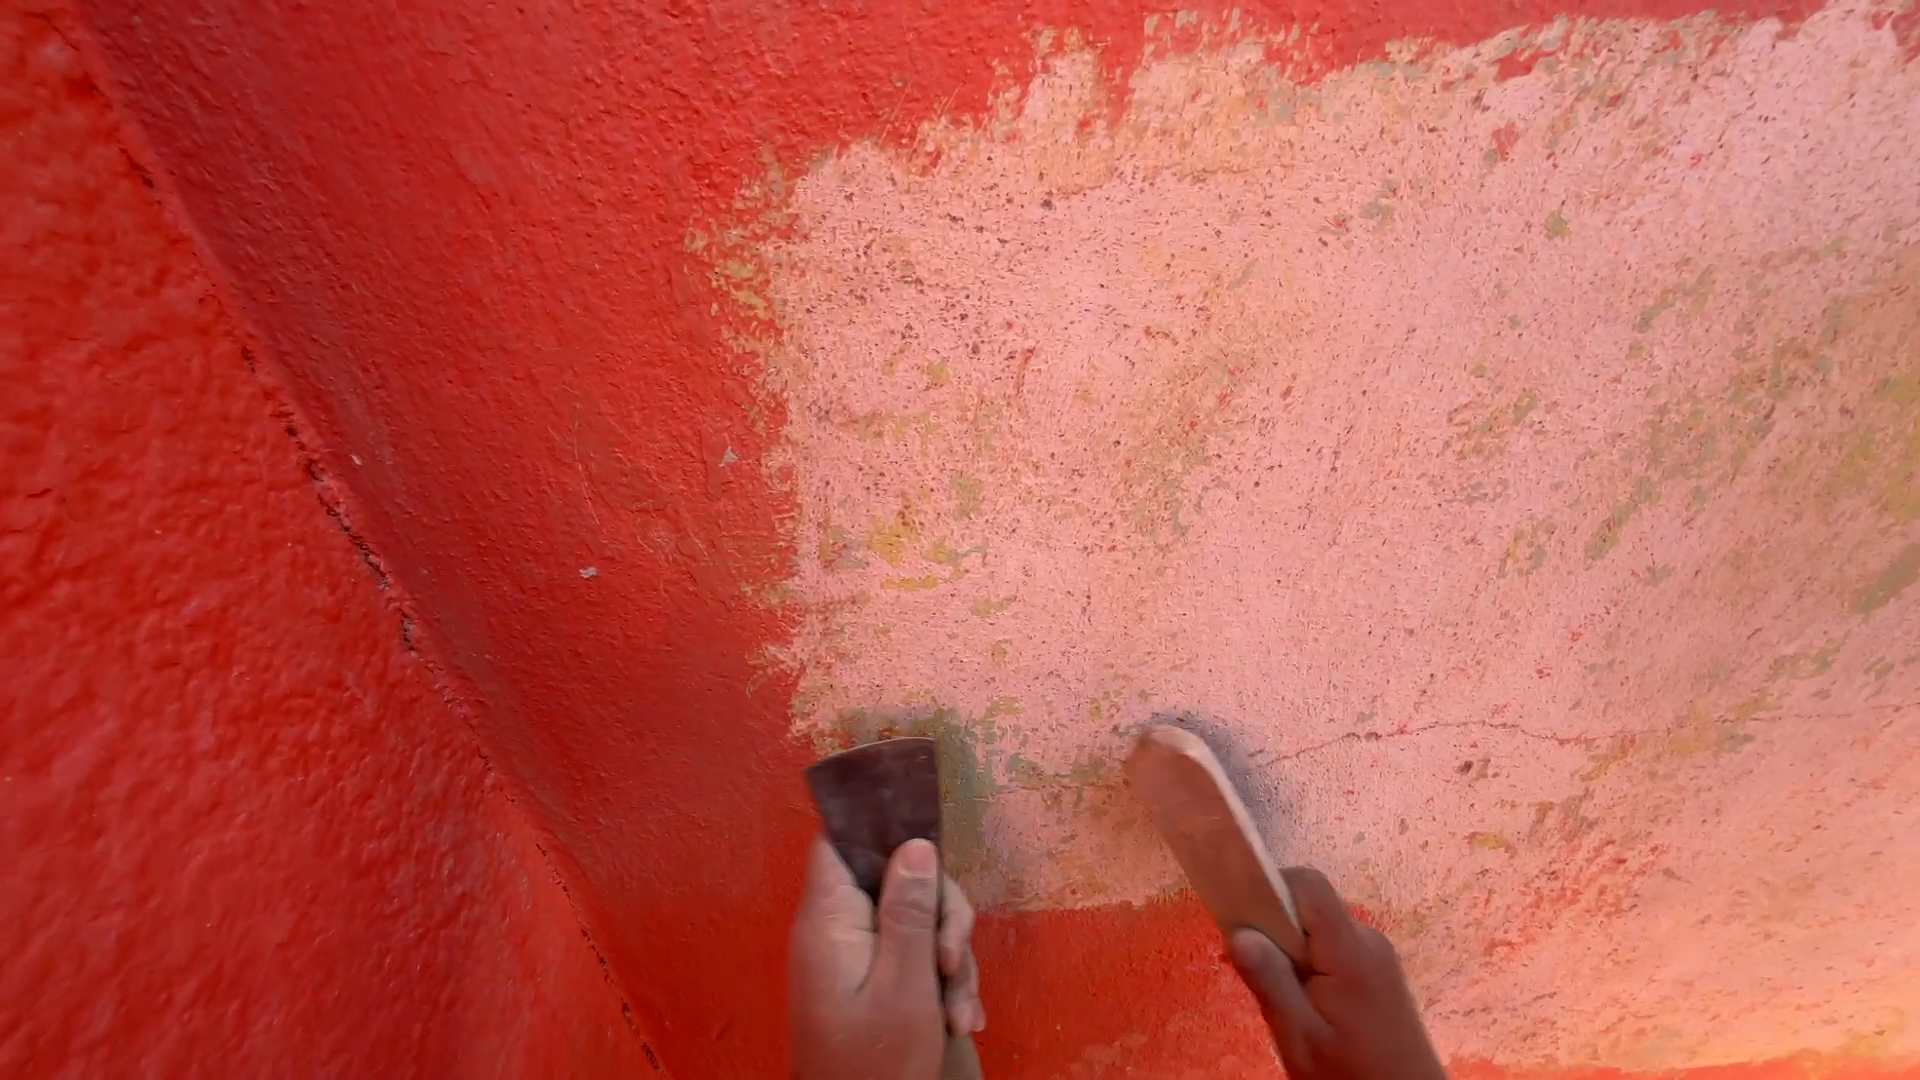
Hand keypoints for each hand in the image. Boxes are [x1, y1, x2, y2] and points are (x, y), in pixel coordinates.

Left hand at [789, 835, 984, 1079]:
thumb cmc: (877, 1063)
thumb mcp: (905, 986)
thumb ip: (910, 911)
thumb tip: (916, 842)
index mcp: (830, 916)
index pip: (839, 840)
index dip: (878, 824)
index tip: (927, 834)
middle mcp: (839, 925)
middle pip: (895, 877)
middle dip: (938, 913)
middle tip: (954, 960)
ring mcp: (857, 952)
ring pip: (914, 916)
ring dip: (949, 956)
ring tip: (960, 1010)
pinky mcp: (875, 977)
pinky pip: (914, 952)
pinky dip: (941, 980)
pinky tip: (959, 1018)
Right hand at [1229, 867, 1445, 1079]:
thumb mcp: (1300, 1039)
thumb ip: (1270, 981)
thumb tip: (1237, 931)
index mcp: (1350, 950)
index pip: (1308, 883)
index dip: (1272, 887)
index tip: (1245, 918)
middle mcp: (1369, 941)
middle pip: (1310, 904)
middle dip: (1276, 925)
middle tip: (1257, 968)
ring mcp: (1379, 957)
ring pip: (1319, 926)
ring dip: (1291, 946)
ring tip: (1282, 994)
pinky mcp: (1380, 974)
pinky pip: (1333, 946)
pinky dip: (1310, 960)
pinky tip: (1305, 1002)